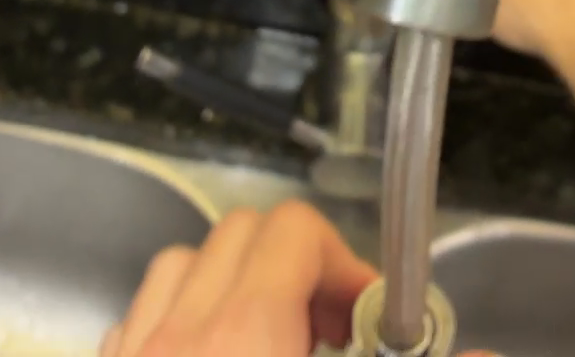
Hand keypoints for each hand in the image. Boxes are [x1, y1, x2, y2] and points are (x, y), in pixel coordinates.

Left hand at [102, 201, 374, 356]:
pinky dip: (180, 323)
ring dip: (233, 280)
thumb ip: (377, 351)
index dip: (343, 257)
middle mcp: (179, 337)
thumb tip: (437, 347)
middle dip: (296, 262)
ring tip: (270, 336)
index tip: (367, 305)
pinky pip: (138, 323)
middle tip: (329, 324)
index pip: (295, 230)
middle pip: (242, 232)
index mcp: (246, 337)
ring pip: (180, 265)